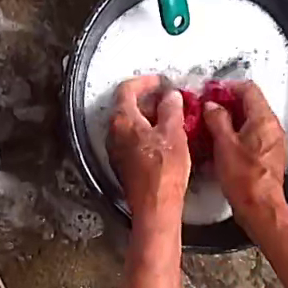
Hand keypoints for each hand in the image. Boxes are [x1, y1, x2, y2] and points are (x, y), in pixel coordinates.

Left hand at [107, 75, 190, 224]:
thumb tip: (170, 97)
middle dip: (148, 100)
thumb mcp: (174, 133)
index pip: (127, 89)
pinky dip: (145, 134)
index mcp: (122, 121)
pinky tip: (163, 140)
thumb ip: (171, 109)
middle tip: (168, 100)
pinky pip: (131, 141)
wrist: (155, 206)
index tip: (159, 82)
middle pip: (126, 106)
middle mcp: (113, 134)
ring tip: (170, 119)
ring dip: (147, 118)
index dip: (145, 81)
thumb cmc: (163, 171)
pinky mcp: (122, 164)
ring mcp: (115, 150)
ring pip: (129, 125)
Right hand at [202, 80, 287, 223]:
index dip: (228, 87)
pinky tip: (222, 145)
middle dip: (228, 103)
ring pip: (251, 121)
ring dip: (232, 120)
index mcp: (263, 119)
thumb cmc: (244, 178)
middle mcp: (272, 128)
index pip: (248, 89)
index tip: (211, 92)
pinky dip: (238, 135)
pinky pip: (253, 137)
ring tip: (211, 126)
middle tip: (208, 108)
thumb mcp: (223, 144)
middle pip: (251, 104)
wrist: (260, 206)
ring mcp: (273, 142)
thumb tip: (212, 106)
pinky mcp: (269, 156)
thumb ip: (217, 120)